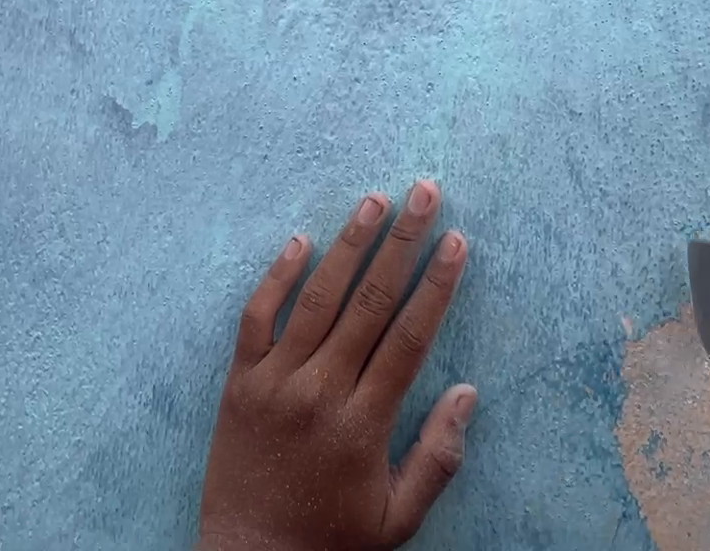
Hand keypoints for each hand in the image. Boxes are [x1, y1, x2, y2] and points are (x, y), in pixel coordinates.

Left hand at [198, 180, 473, 550]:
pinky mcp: (240, 380)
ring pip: (318, 297)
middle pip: (370, 302)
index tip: (456, 241)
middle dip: (403, 242)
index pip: (410, 336)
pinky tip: (299, 240)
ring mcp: (276, 380)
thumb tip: (469, 392)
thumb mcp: (397, 519)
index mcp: (364, 423)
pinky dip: (276, 277)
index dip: (436, 285)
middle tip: (424, 194)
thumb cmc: (330, 541)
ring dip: (349, 244)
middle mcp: (321, 390)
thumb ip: (438, 457)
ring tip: (374, 201)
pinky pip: (256, 317)